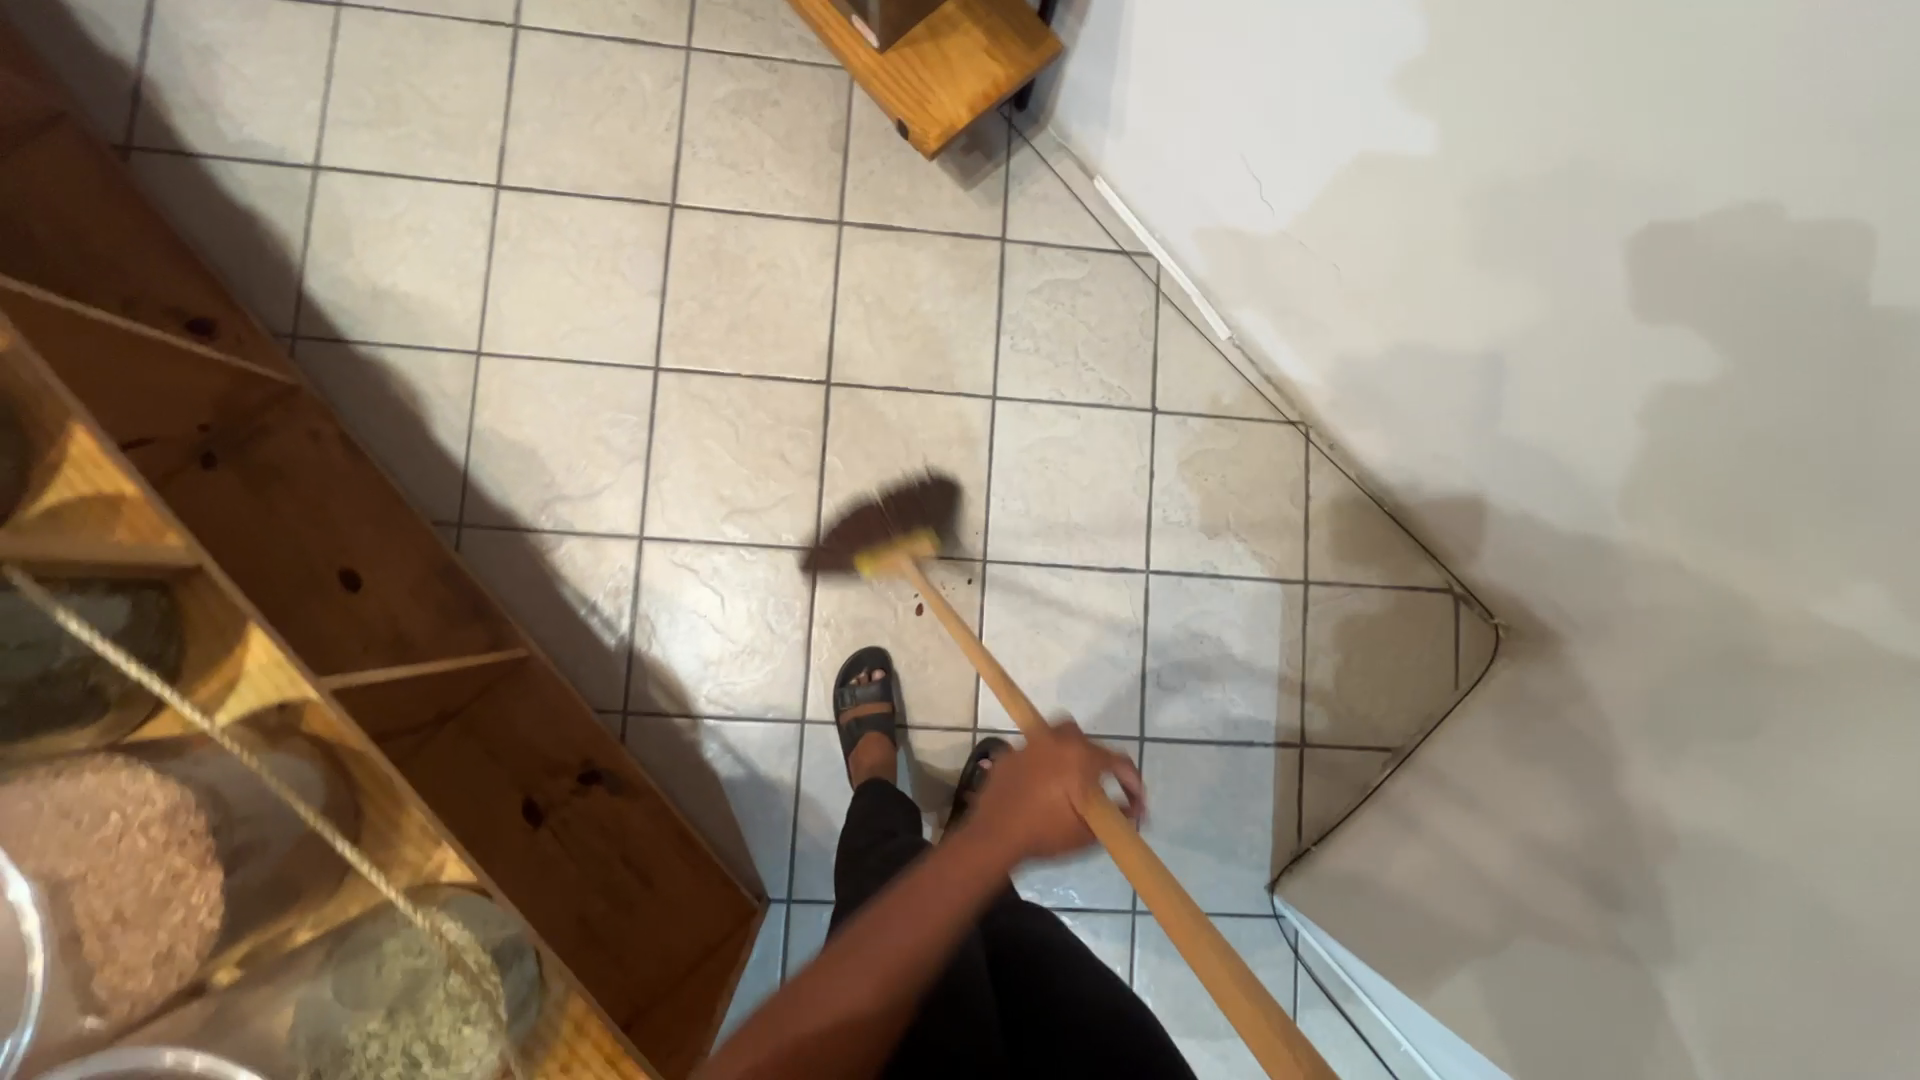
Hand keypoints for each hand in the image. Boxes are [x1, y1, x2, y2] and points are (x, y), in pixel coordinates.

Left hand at [968, 719, 1145, 862]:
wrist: (993, 835)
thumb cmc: (1044, 833)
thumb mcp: (1088, 832)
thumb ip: (1117, 816)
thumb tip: (1135, 809)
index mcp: (1080, 757)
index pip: (1118, 761)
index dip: (1133, 781)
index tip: (1137, 800)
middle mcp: (1056, 741)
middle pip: (1084, 740)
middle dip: (1096, 760)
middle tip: (1099, 784)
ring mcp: (1028, 744)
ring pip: (1056, 737)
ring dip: (1067, 754)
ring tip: (1069, 781)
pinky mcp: (1008, 755)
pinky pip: (1032, 751)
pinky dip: (1042, 764)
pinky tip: (1039, 786)